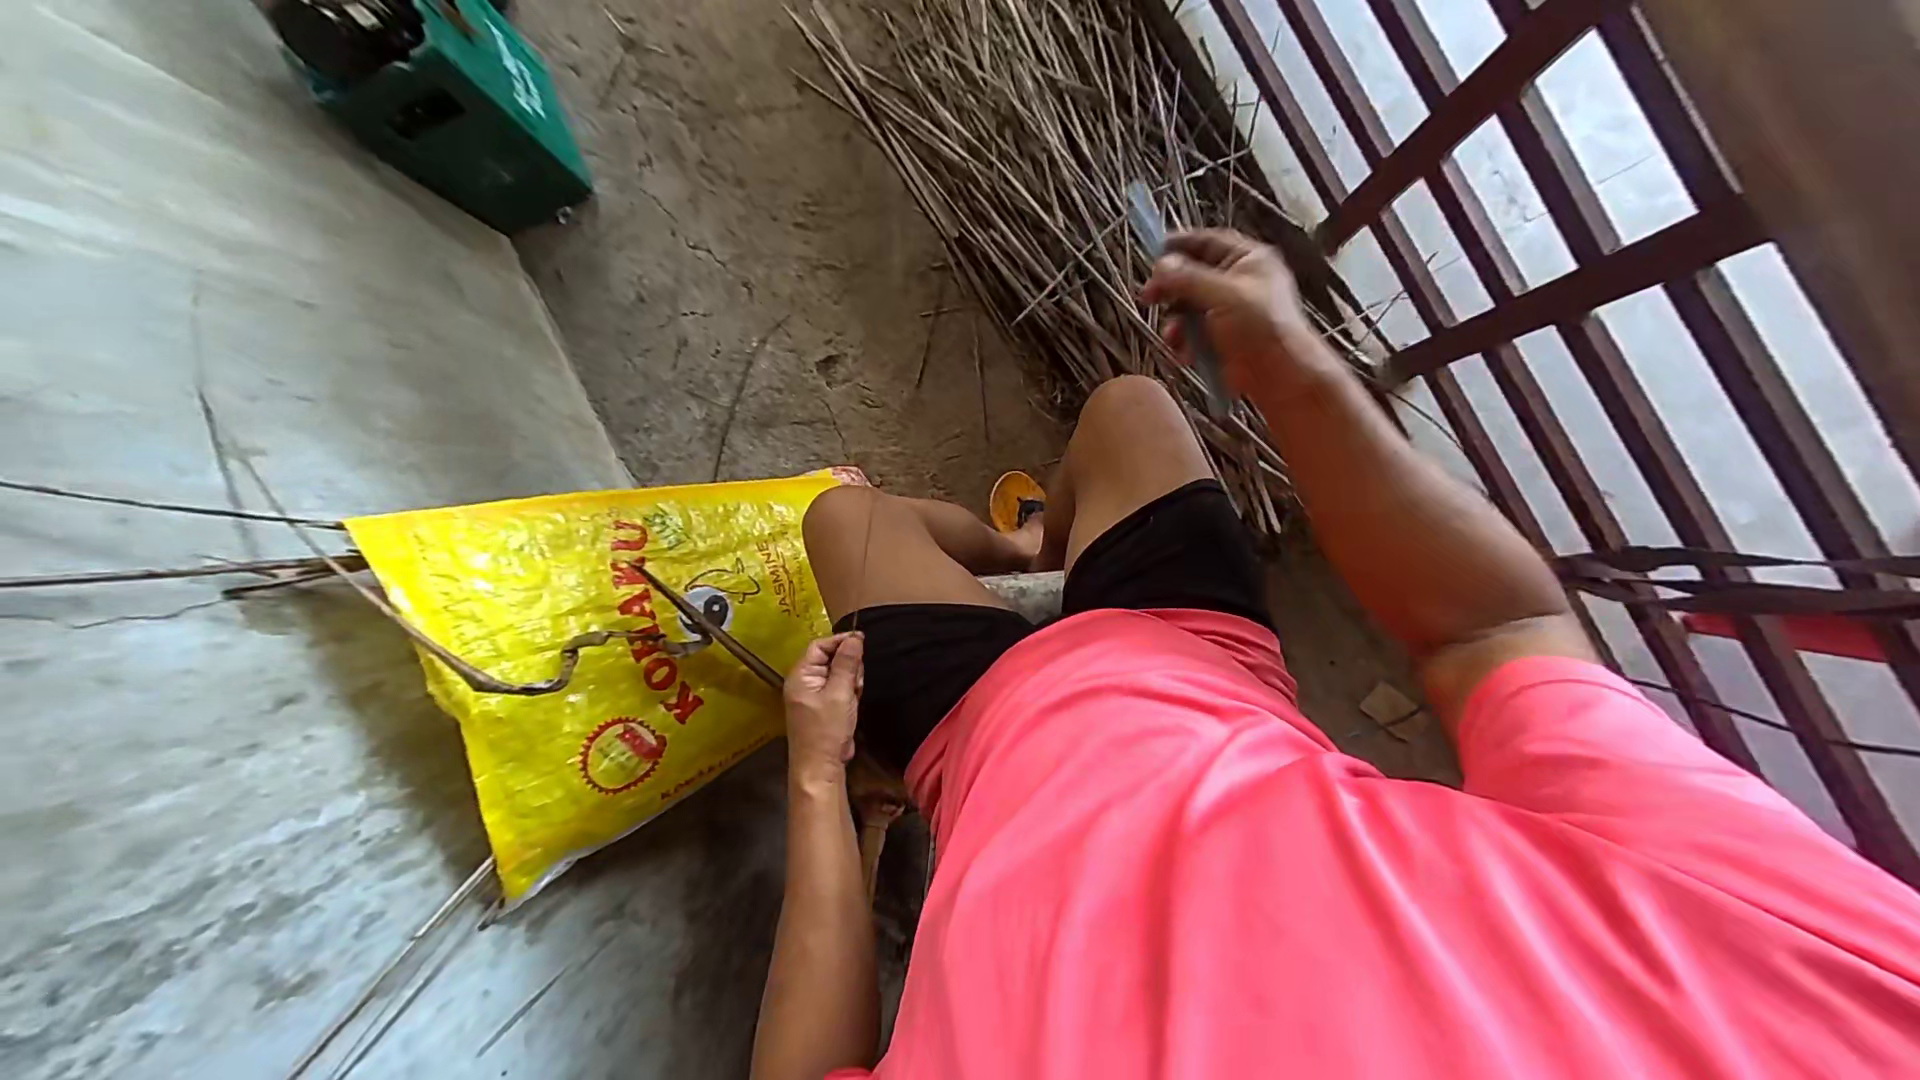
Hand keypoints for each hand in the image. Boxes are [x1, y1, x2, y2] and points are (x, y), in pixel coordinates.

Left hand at [783, 631, 863, 783]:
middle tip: (856, 682)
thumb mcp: (840, 693)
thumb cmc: (827, 730)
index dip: (840, 642)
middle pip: (830, 658)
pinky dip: (848, 692)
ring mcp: (813, 694)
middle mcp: (804, 682)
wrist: (820, 768)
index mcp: (801, 675)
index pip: (820, 646)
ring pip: (838, 673)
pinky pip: (839, 688)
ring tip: (854, 697)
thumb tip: (854, 638)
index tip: (862, 641)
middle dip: (848, 665)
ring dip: (851, 680)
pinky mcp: (823, 705)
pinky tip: (852, 704)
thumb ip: (847, 663)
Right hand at [1141, 229, 1338, 403]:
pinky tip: (1184, 351)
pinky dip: (1183, 341)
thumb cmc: (1261, 328)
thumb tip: (1161, 266)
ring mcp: (1227, 311)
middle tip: (1149, 296)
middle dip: (1170, 288)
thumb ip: (1189, 278)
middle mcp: (1237, 283)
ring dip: (1175, 321)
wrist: (1276, 374)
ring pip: (1188, 308)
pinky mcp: (1219, 338)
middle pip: (1192, 276)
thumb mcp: (1224, 295)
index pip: (1208, 243)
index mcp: (1248, 260)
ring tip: (1173, 335)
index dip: (1181, 245)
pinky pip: (1191, 333)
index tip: (1155, 250)